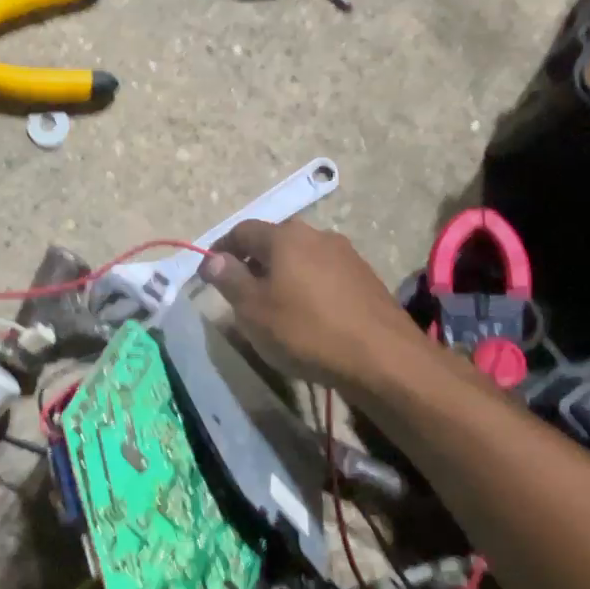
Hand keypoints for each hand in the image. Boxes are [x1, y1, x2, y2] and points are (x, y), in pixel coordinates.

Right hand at [201, 219, 423, 390]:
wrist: (382, 357)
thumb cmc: (306, 331)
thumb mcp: (253, 310)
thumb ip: (229, 279)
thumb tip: (213, 259)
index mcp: (285, 237)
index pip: (242, 231)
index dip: (220, 250)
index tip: (206, 274)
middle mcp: (317, 236)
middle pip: (275, 241)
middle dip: (253, 262)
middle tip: (240, 291)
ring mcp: (346, 256)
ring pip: (302, 258)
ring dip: (283, 275)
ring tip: (274, 305)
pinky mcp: (366, 279)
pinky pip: (325, 275)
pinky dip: (308, 287)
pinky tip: (308, 315)